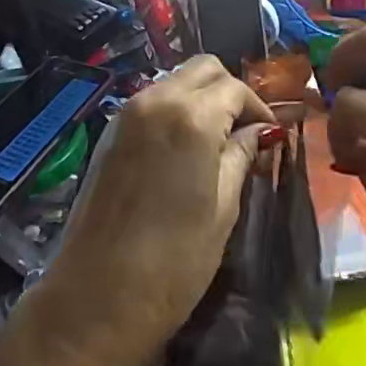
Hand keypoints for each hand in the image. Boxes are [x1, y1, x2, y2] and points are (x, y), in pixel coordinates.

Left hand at [0, 56, 270, 365]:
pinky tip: (184, 147)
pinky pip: (152, 100)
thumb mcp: (223, 208)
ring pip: (175, 80)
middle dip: (229, 91)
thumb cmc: (173, 261)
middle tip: (244, 131)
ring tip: (217, 140)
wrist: (96, 297)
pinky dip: (175, 108)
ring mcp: (127, 114)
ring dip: (201, 97)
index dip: (259, 108)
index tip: (270, 137)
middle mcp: (156, 100)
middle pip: (203, 69)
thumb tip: (259, 131)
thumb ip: (240, 156)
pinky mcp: (110, 132)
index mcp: (191, 117)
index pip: (234, 88)